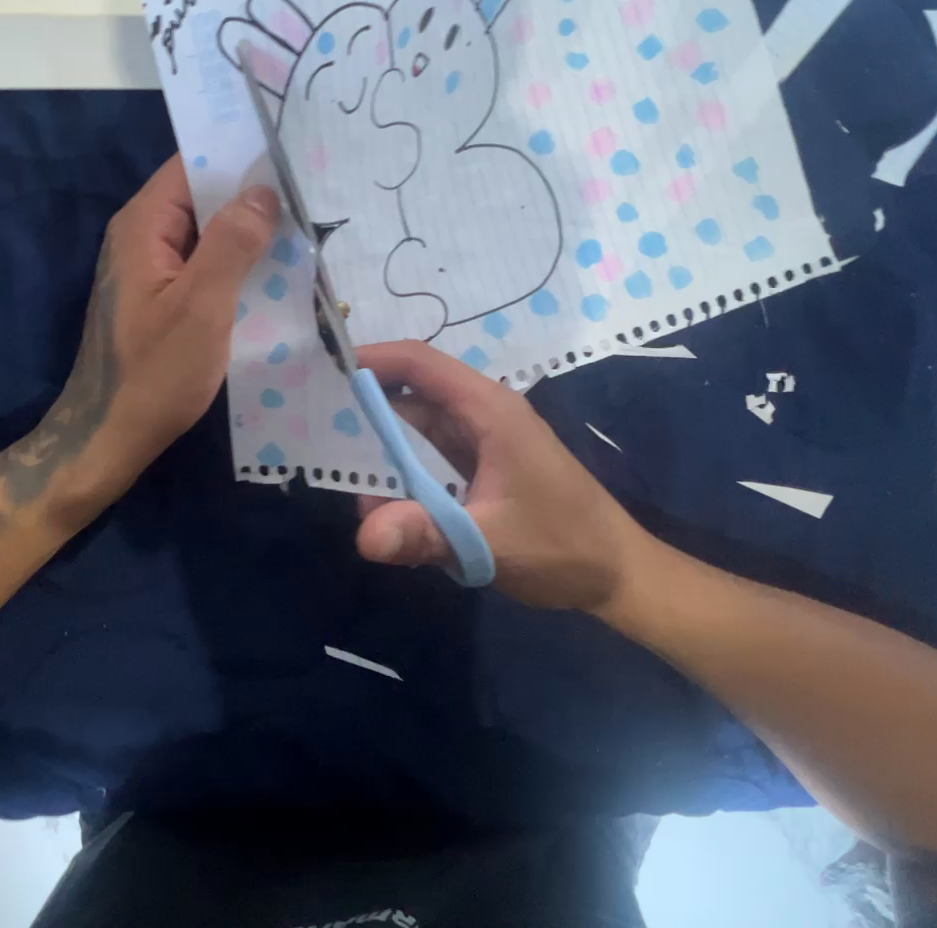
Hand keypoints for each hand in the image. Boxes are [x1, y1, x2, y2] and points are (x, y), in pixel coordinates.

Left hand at [53, 156, 279, 496]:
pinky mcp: (161, 300)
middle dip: (251, 196)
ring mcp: (150, 271)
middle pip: (200, 198)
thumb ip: (232, 244)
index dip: (239, 157)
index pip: (191, 166)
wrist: (111, 436)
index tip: (291, 155)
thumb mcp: (202, 306)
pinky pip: (203, 267)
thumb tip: (263, 190)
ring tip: (305, 230)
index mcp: (142, 227)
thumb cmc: (155, 374)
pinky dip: (235, 266)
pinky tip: (274, 275)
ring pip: (205, 235)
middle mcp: (141, 238)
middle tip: (310, 195)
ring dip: (248, 234)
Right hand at [353, 341, 652, 611]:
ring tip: (348, 481)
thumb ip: (426, 534)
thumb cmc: (563, 547)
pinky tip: (383, 501)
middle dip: (366, 410)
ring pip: (418, 429)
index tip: (325, 370)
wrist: (618, 576)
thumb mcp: (489, 541)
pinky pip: (430, 458)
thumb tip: (364, 535)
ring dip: (384, 451)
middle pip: (412, 395)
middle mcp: (483, 416)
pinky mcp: (481, 469)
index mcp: (490, 411)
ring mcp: (482, 443)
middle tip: (317, 432)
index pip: (422, 364)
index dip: (374, 359)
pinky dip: (403, 473)